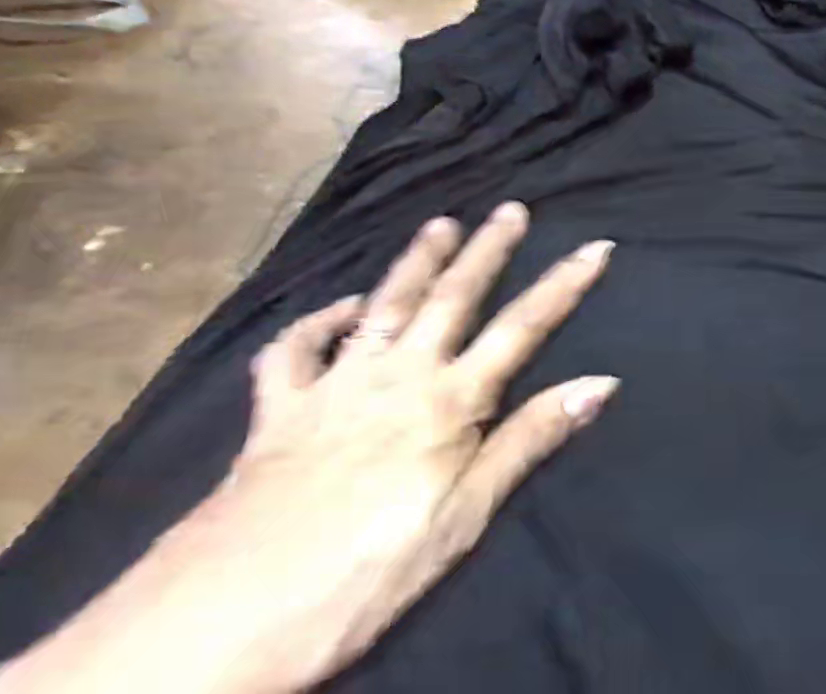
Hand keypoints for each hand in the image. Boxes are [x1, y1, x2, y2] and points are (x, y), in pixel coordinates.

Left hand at [114, 204, 615, 693]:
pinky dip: (317, 324)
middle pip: (451, 300)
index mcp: (447, 403)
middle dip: (487, 251)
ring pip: (383, 309)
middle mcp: (395, 380)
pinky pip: (293, 356)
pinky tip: (342, 308)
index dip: (564, 284)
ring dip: (415, 263)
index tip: (597, 247)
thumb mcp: (463, 517)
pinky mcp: (275, 418)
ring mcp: (330, 393)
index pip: (524, 328)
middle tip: (510, 209)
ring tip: (439, 224)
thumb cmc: (360, 577)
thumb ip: (530, 439)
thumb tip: (602, 381)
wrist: (202, 636)